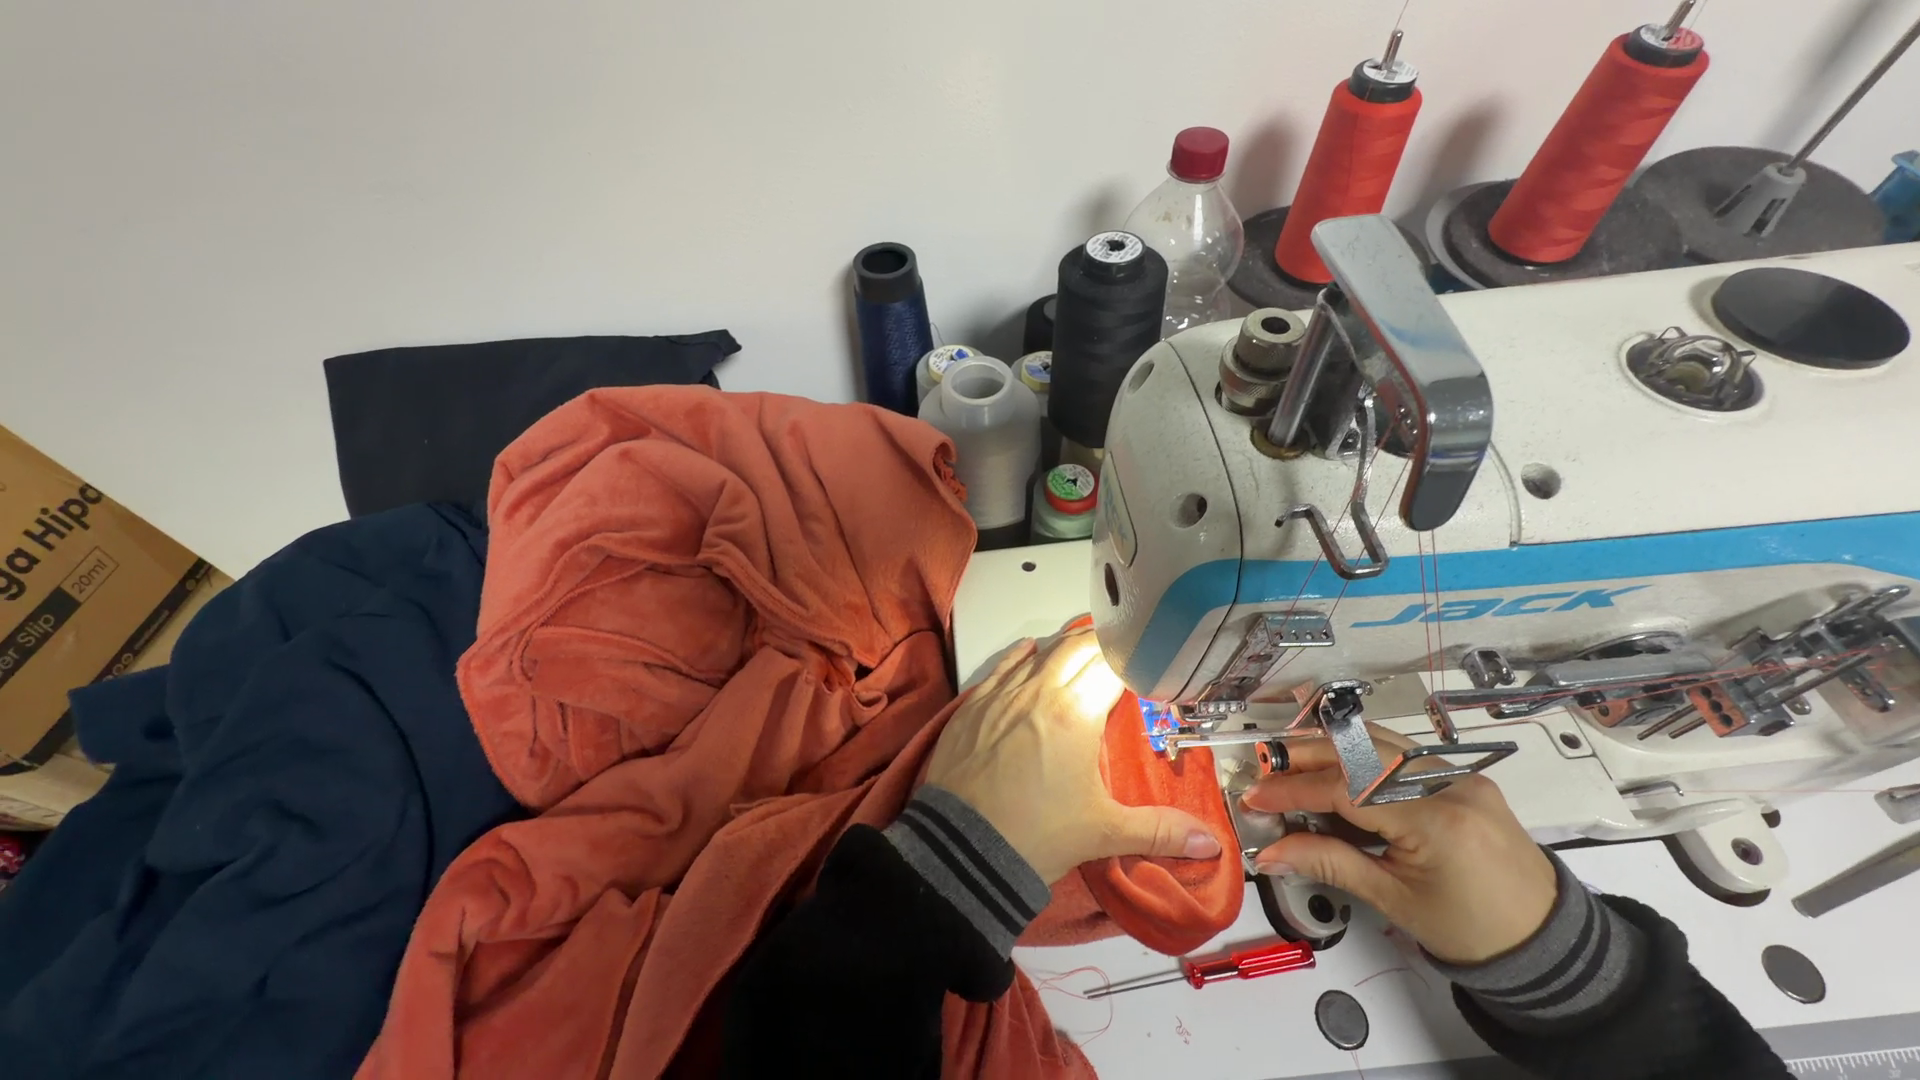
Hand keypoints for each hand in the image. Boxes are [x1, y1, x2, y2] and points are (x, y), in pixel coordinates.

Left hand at [925, 624, 1222, 883]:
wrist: (960, 850)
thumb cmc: (1037, 836)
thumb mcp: (1103, 833)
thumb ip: (1160, 831)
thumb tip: (1211, 842)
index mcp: (1076, 712)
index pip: (1112, 664)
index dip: (1134, 661)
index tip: (1149, 668)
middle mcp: (1039, 690)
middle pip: (1077, 648)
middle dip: (1103, 647)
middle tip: (1121, 656)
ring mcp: (1001, 693)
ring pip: (1040, 652)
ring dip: (1065, 648)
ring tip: (1084, 651)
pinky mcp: (973, 704)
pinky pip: (1003, 666)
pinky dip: (1023, 655)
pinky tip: (1031, 650)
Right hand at [1243, 725, 1556, 963]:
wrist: (1545, 940)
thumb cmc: (1467, 930)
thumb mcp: (1392, 900)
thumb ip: (1328, 863)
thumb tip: (1269, 852)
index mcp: (1436, 819)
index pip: (1347, 788)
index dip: (1294, 790)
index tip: (1256, 798)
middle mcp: (1449, 782)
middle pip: (1360, 748)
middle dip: (1306, 755)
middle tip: (1265, 771)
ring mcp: (1458, 773)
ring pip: (1379, 741)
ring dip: (1330, 748)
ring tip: (1290, 765)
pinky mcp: (1460, 775)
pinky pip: (1399, 753)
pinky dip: (1358, 756)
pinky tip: (1333, 770)